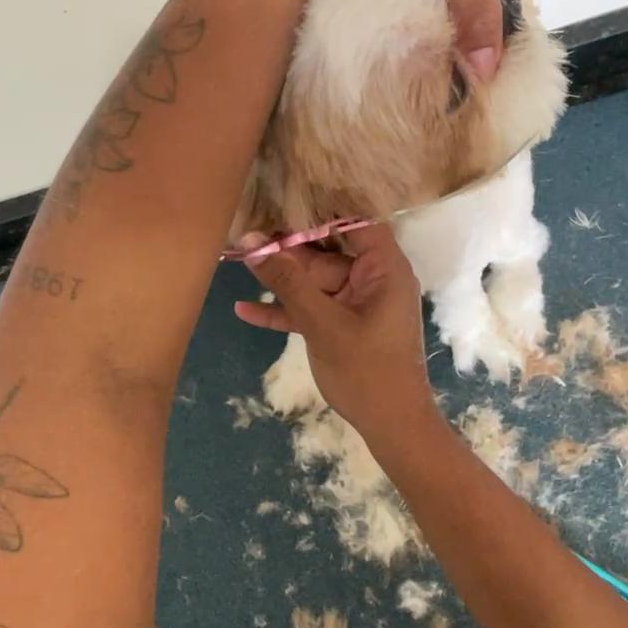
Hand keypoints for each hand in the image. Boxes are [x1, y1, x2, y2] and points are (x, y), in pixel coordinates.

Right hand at [234, 224, 440, 439]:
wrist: (391, 425)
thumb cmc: (367, 370)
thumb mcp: (322, 324)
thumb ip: (287, 283)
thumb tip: (252, 244)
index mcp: (384, 269)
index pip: (355, 222)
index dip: (320, 211)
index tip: (282, 201)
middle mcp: (373, 280)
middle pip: (327, 252)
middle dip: (287, 248)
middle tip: (246, 233)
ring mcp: (357, 305)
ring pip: (314, 282)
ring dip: (280, 280)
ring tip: (236, 262)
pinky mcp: (343, 328)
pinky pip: (312, 310)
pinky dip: (285, 311)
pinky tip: (245, 310)